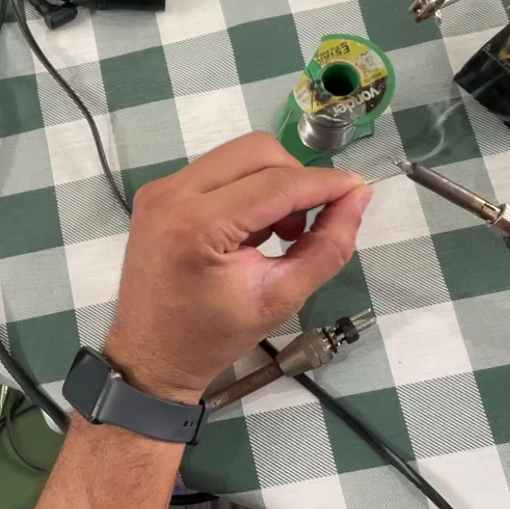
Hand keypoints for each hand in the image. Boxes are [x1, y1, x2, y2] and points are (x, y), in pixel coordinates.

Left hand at [104, 134, 372, 403]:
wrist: (151, 357)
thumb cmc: (211, 338)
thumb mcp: (280, 298)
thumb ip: (327, 247)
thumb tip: (358, 197)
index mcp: (196, 225)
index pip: (276, 183)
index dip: (325, 183)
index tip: (358, 190)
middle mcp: (172, 194)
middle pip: (256, 151)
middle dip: (295, 180)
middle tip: (305, 225)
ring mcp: (160, 190)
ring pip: (237, 156)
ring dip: (271, 184)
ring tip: (276, 234)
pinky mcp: (158, 195)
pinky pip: (217, 171)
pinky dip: (245, 190)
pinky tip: (248, 233)